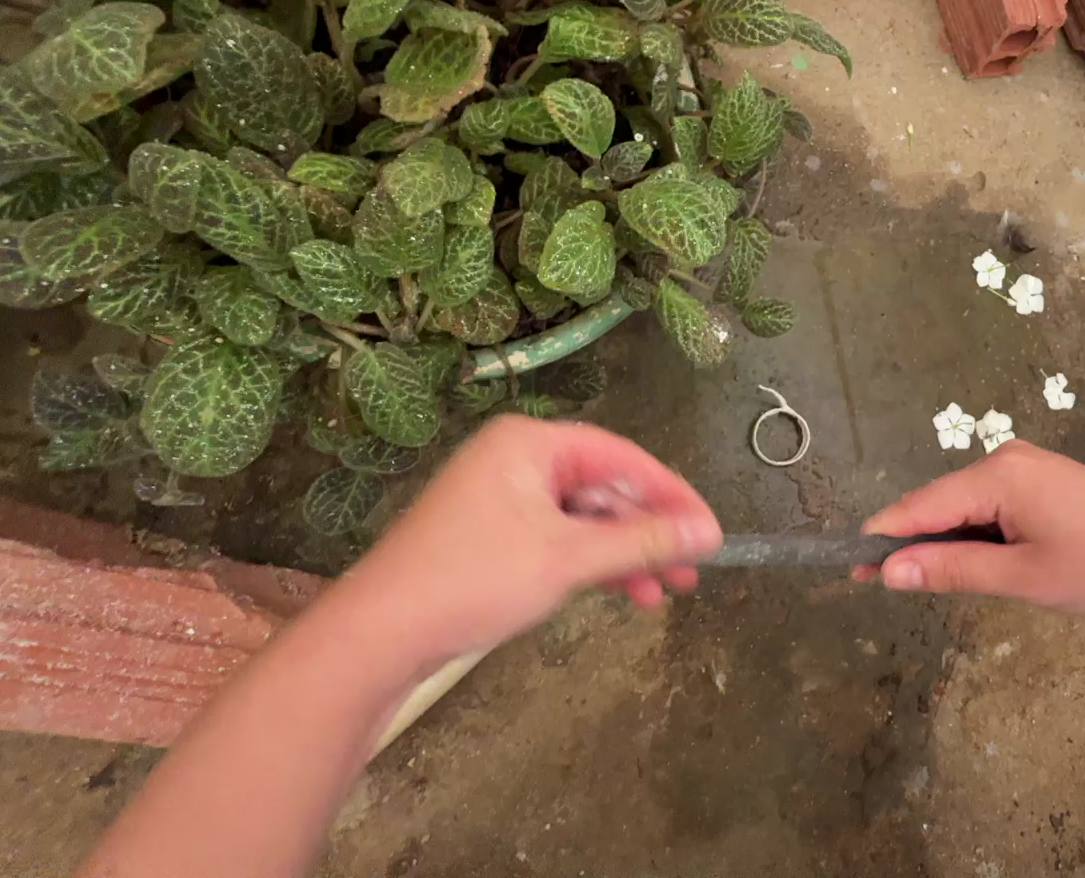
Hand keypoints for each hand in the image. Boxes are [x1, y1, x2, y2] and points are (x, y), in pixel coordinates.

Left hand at [344, 416, 721, 657]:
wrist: (375, 640)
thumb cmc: (474, 579)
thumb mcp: (569, 558)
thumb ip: (643, 541)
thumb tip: (708, 532)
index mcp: (533, 444)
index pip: (623, 458)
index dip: (672, 495)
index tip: (710, 530)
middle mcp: (522, 461)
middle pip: (607, 490)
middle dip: (651, 533)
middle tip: (694, 568)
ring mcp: (509, 499)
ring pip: (590, 520)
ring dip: (629, 555)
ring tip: (669, 591)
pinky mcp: (501, 535)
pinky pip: (565, 540)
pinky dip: (597, 565)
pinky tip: (630, 593)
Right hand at [860, 441, 1084, 615]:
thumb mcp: (1022, 578)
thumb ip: (951, 570)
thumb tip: (888, 570)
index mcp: (997, 475)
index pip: (921, 505)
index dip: (883, 536)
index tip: (849, 564)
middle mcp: (1006, 458)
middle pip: (940, 501)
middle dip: (912, 541)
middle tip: (884, 584)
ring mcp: (1026, 465)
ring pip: (965, 504)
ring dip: (946, 539)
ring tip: (931, 579)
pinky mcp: (1042, 478)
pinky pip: (991, 503)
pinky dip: (975, 531)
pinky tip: (978, 558)